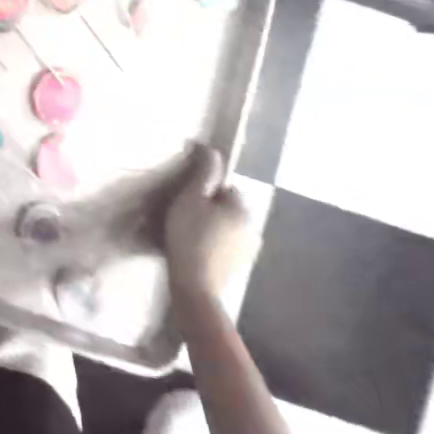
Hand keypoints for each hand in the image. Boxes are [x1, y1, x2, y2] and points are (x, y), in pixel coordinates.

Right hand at [163, 144, 253, 299]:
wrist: (194, 284)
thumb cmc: (189, 235)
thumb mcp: (190, 198)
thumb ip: (203, 173)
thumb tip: (210, 149)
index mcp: (242, 209)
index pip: (225, 187)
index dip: (203, 190)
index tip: (184, 199)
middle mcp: (252, 228)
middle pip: (225, 208)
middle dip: (207, 209)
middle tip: (180, 215)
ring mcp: (247, 251)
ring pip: (223, 227)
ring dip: (208, 227)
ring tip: (183, 233)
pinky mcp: (237, 267)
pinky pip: (222, 246)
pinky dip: (209, 244)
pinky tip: (191, 250)